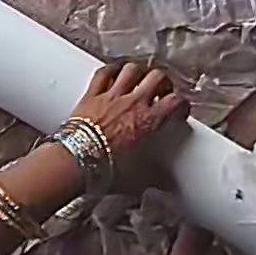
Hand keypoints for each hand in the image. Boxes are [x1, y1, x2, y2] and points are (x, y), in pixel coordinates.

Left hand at [68, 62, 189, 193]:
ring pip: (132, 69)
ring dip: (139, 72)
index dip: (182, 103)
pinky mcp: (92, 94)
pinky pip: (104, 72)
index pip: (175, 102)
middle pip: (157, 77)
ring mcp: (112, 96)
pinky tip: (115, 72)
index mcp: (148, 122)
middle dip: (163, 82)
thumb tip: (166, 185)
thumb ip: (154, 177)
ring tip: (140, 79)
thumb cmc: (103, 171)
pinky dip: (111, 69)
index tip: (180, 109)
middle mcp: (133, 103)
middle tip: (161, 91)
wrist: (73, 163)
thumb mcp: (137, 178)